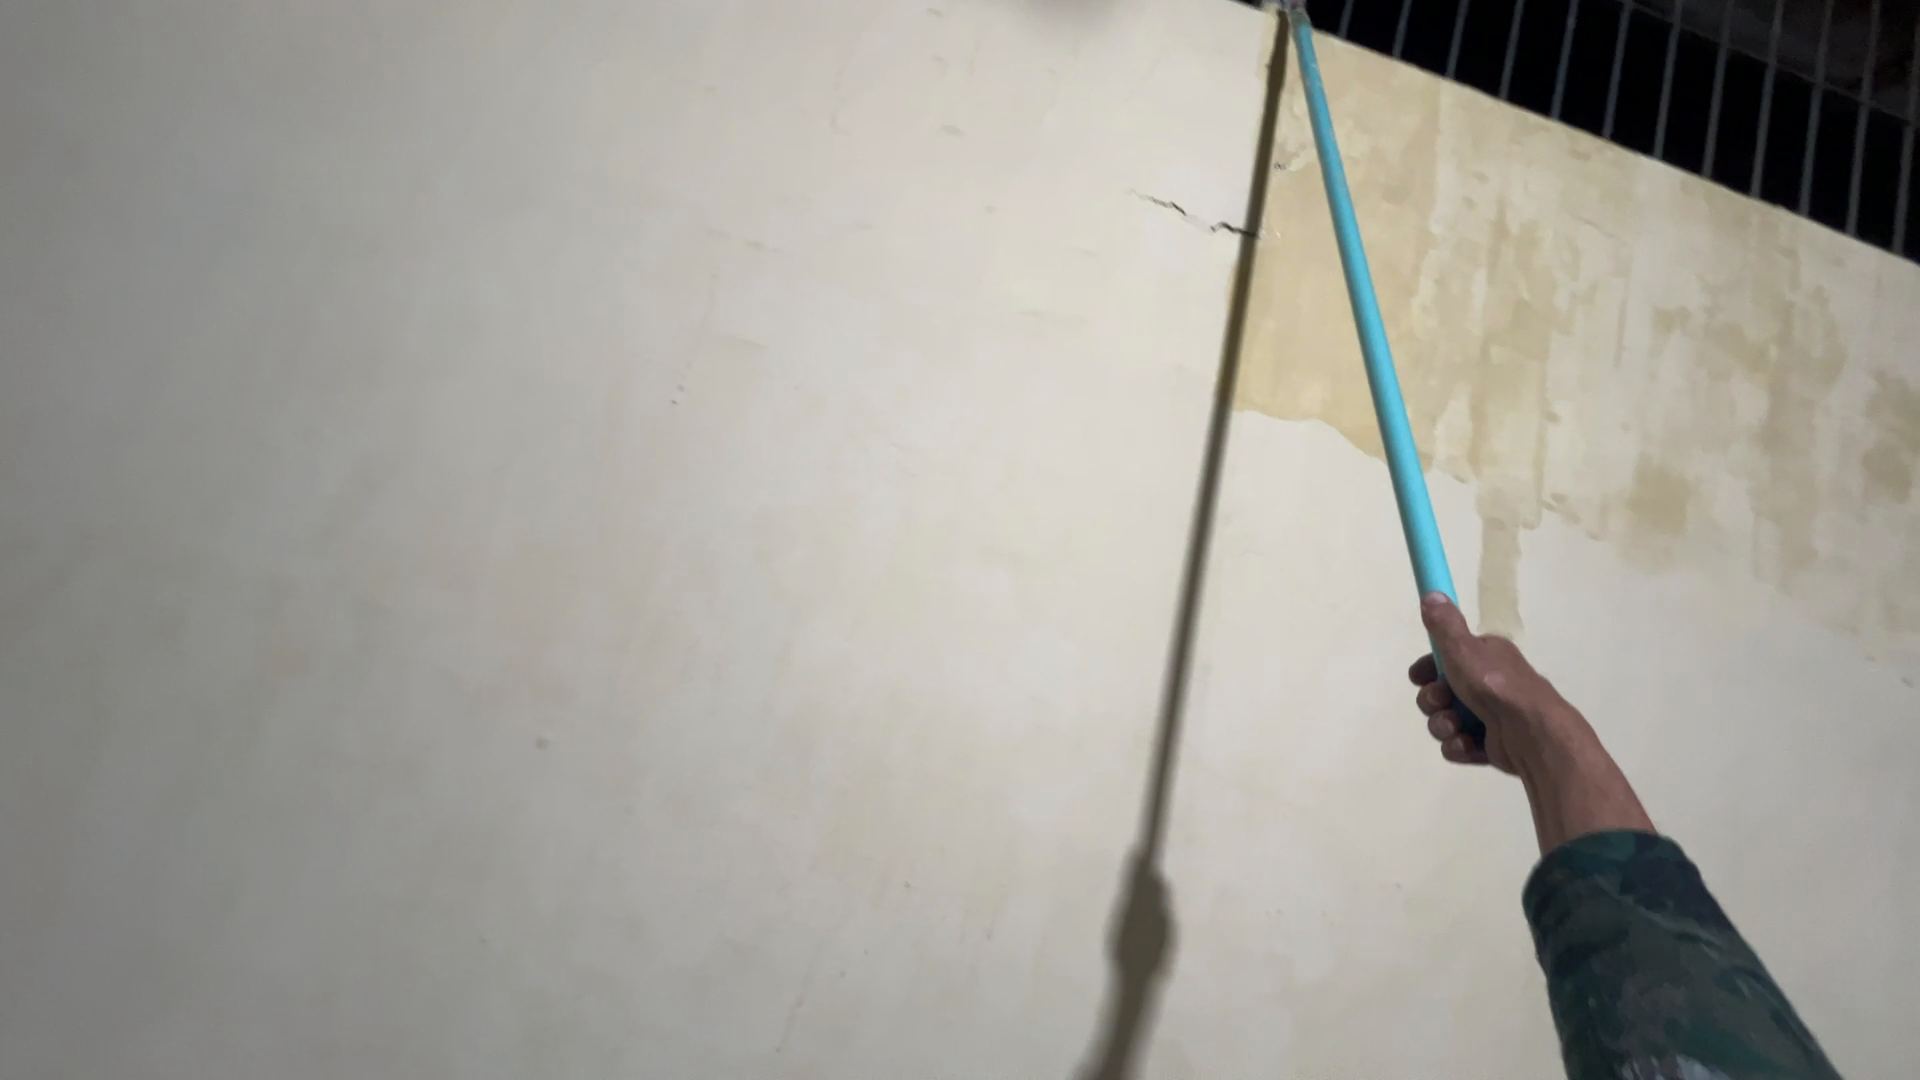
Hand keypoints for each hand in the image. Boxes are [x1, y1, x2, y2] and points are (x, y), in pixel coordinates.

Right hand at [1407, 593, 1574, 775]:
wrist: (1533, 734)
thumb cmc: (1496, 686)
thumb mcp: (1463, 648)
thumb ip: (1444, 624)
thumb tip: (1432, 593)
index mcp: (1485, 659)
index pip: (1442, 661)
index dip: (1426, 670)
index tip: (1421, 676)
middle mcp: (1487, 685)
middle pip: (1438, 693)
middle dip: (1432, 701)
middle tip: (1442, 701)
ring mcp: (1489, 717)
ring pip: (1444, 720)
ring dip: (1442, 725)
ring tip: (1456, 728)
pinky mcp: (1490, 745)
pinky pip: (1458, 745)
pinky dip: (1458, 746)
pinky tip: (1467, 745)